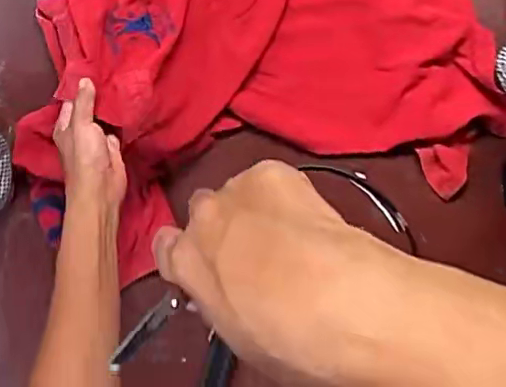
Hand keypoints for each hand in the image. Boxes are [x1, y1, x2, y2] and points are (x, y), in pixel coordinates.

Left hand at [54, 78, 124, 212]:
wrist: (102, 190)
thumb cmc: (85, 157)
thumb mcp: (81, 126)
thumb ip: (84, 103)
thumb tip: (83, 79)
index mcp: (65, 127)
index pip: (71, 101)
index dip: (79, 86)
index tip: (92, 67)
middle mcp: (79, 130)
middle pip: (88, 107)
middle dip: (97, 93)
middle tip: (111, 71)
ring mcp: (96, 138)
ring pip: (103, 116)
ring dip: (110, 104)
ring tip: (121, 81)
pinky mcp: (112, 145)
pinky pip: (116, 125)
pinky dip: (121, 117)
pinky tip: (128, 101)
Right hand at [152, 161, 396, 382]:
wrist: (339, 296)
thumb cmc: (288, 336)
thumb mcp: (237, 334)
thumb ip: (215, 298)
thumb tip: (221, 286)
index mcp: (186, 262)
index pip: (166, 246)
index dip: (185, 255)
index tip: (204, 264)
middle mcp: (203, 216)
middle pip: (202, 211)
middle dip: (221, 226)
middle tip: (252, 252)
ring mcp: (238, 187)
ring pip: (236, 192)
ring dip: (251, 207)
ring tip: (285, 233)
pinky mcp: (273, 169)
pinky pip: (267, 178)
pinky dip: (280, 192)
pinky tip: (301, 215)